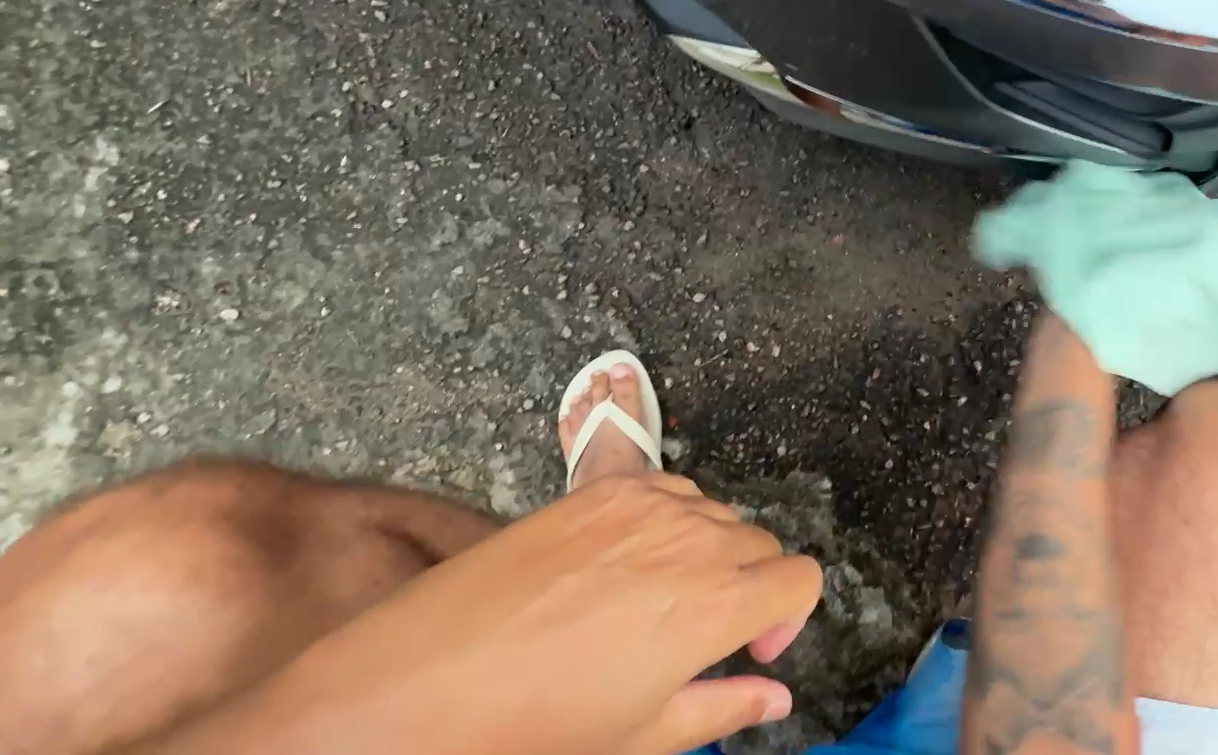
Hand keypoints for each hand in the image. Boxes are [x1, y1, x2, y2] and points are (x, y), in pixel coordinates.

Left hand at [168, 475, 821, 754]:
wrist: (416, 686)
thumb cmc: (534, 731)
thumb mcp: (640, 737)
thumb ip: (724, 709)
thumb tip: (776, 699)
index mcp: (712, 606)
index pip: (801, 578)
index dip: (790, 616)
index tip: (752, 649)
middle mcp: (692, 540)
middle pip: (762, 543)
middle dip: (751, 585)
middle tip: (701, 631)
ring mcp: (646, 504)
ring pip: (717, 513)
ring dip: (710, 551)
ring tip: (657, 596)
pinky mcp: (602, 488)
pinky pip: (670, 488)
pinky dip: (671, 518)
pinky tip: (625, 559)